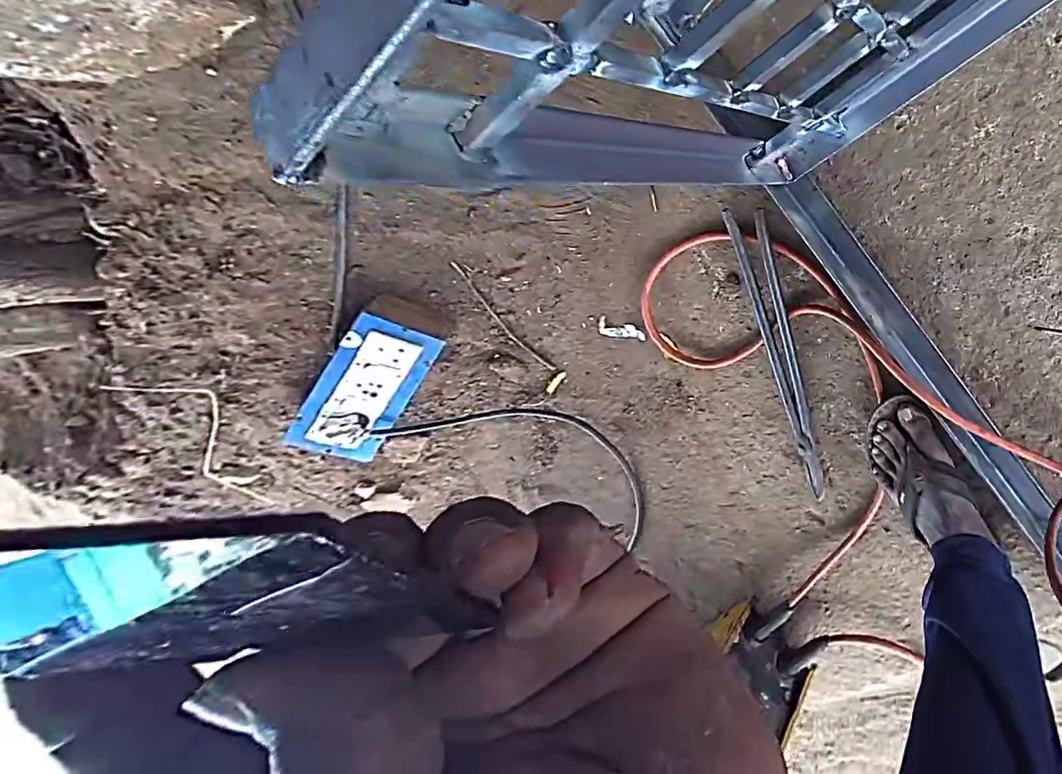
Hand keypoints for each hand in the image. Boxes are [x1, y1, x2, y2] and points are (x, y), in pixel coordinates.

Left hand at [186, 498, 783, 773]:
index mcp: (370, 746)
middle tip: (374, 553)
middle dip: (377, 555)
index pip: (289, 673)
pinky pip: (578, 535)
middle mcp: (442, 679)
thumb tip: (249, 674)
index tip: (223, 592)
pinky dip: (562, 539)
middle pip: (390, 582)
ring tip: (491, 568)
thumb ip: (340, 757)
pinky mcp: (612, 596)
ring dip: (476, 535)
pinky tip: (557, 590)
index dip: (253, 624)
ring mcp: (531, 631)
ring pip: (484, 540)